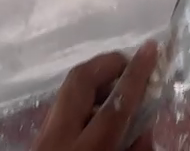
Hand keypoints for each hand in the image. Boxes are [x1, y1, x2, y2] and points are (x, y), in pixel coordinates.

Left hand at [31, 41, 158, 150]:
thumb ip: (135, 149)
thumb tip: (146, 124)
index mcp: (84, 150)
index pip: (114, 105)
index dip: (136, 75)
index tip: (152, 48)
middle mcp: (57, 137)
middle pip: (80, 80)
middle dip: (109, 64)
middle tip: (131, 65)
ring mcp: (42, 135)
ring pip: (68, 88)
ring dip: (96, 80)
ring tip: (118, 89)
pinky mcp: (37, 136)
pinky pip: (63, 104)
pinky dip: (83, 99)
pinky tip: (97, 112)